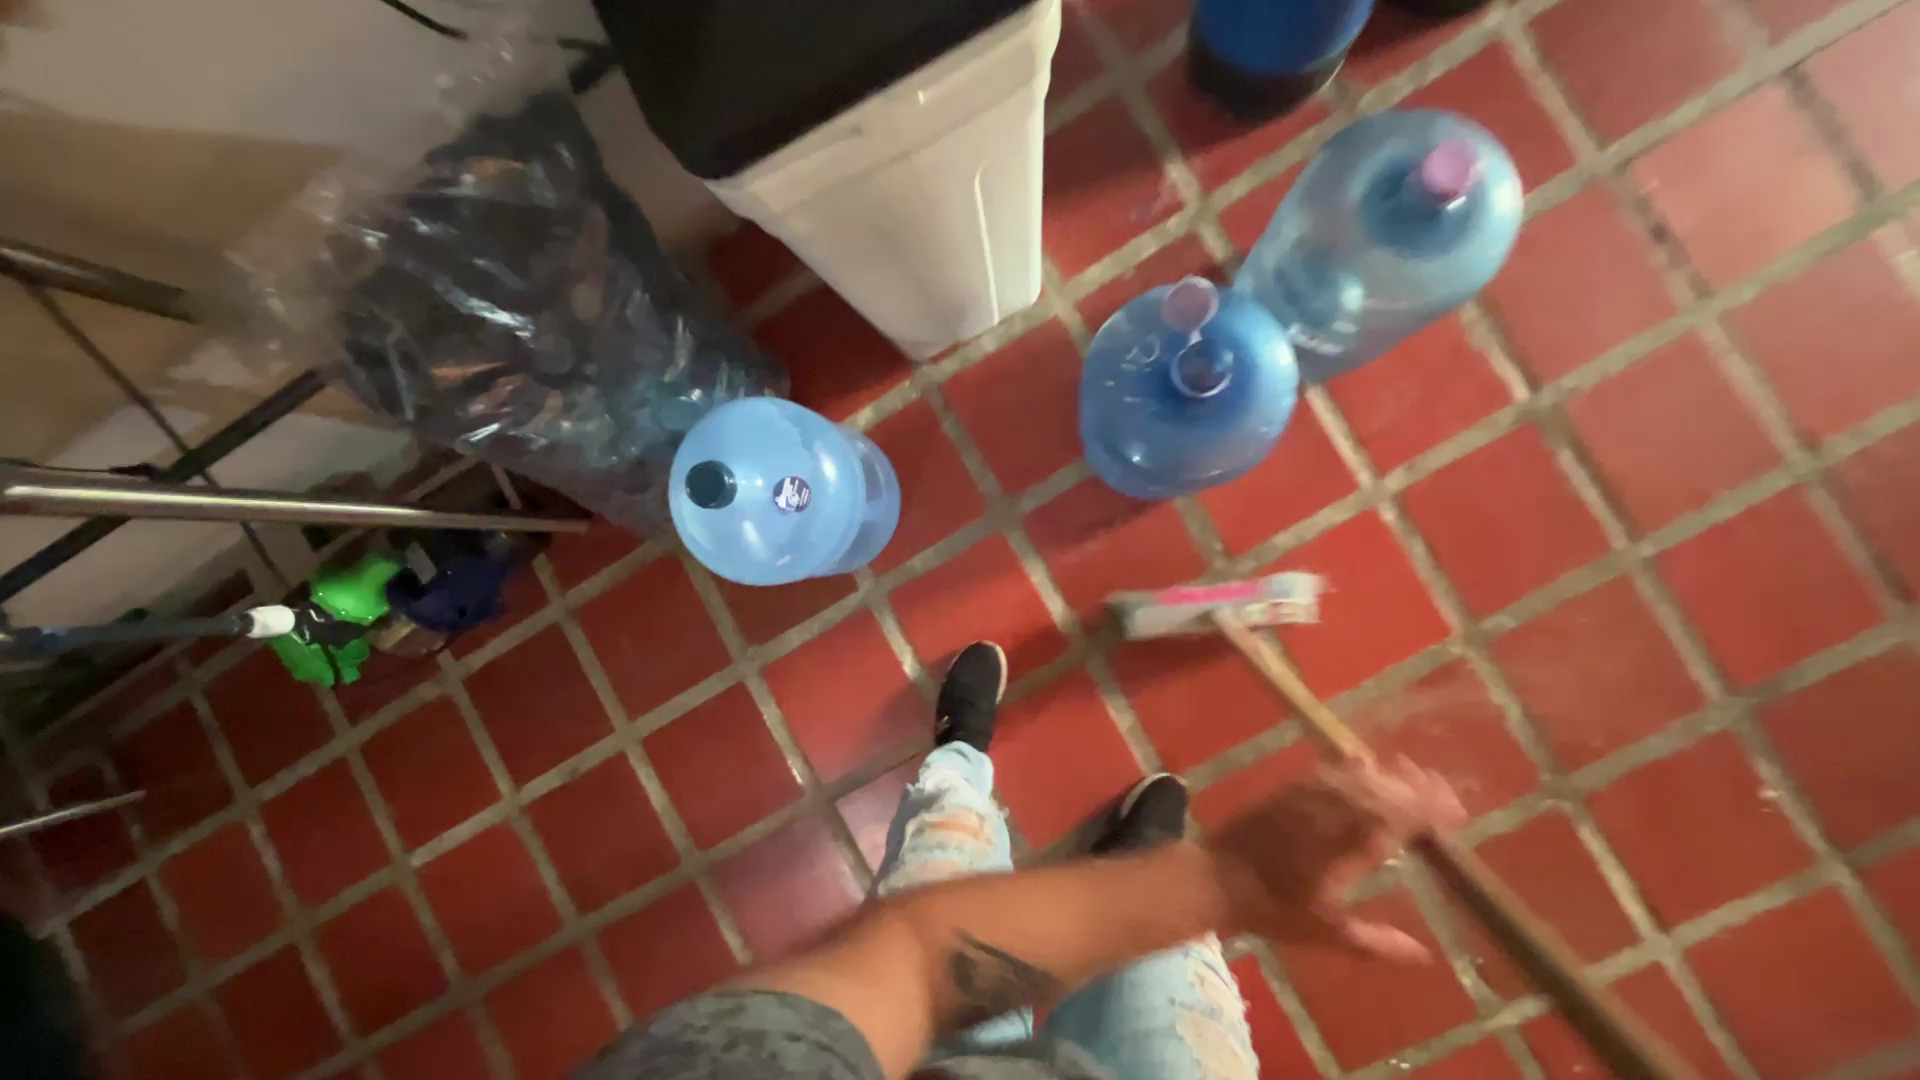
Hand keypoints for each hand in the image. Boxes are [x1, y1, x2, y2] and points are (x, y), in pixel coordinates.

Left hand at [1206, 756, 1465, 962]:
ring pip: (1357, 777)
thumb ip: (1377, 943)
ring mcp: (1308, 797)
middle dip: (1415, 788)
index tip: (1454, 812)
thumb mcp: (1328, 933)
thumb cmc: (1275, 908)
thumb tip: (1424, 957)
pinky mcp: (1287, 790)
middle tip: (1442, 786)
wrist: (1220, 877)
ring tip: (1411, 770)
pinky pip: (1326, 771)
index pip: (1400, 821)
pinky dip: (1349, 766)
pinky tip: (1361, 761)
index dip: (1428, 813)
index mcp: (1350, 847)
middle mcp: (1333, 815)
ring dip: (1386, 774)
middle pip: (1383, 792)